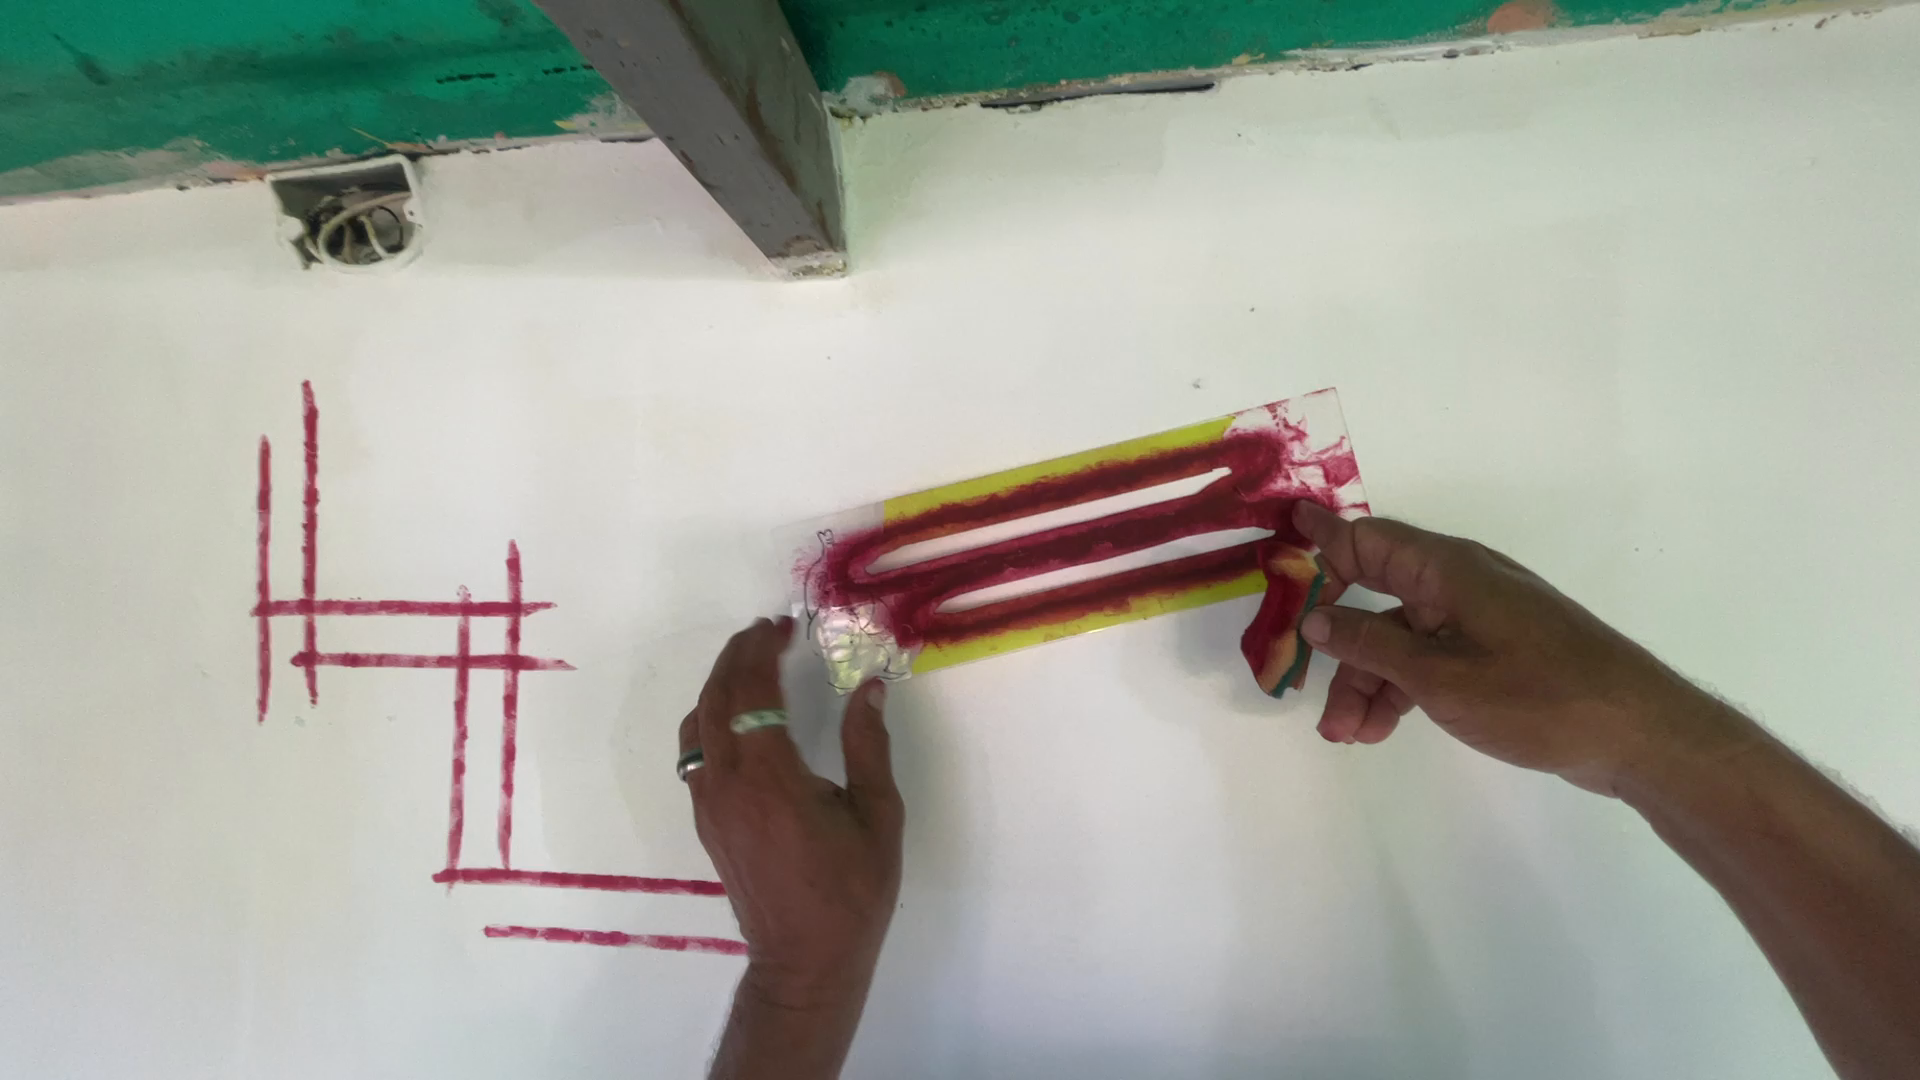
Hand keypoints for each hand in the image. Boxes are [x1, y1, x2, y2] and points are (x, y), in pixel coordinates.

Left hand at [680, 617, 903, 1007]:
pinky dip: (710, 715)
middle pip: (716, 698)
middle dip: (737, 655)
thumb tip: (871, 687)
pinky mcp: (706, 821)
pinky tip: (736, 711)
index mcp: (771, 778)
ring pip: (697, 724)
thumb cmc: (851, 890)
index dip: (763, 651)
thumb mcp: (877, 814)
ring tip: (749, 660)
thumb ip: (869, 745)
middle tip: (766, 629)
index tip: (782, 626)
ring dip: (718, 682)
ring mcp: (709, 804)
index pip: (752, 692)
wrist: (804, 961)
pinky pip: (695, 752)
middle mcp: (728, 784)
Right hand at [1290, 501, 1756, 795]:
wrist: (1647, 742)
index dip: (1321, 539)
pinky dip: (1397, 691)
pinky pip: (1423, 661)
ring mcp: (1472, 621)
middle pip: (1371, 599)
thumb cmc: (1539, 696)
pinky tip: (1375, 731)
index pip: (1366, 539)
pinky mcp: (1488, 654)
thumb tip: (1310, 619)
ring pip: (1393, 640)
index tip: (1281, 533)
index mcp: (1446, 571)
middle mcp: (1455, 586)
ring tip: (1343, 733)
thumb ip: (1367, 644)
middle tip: (1296, 670)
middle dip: (1334, 641)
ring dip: (1364, 682)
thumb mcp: (1438, 676)